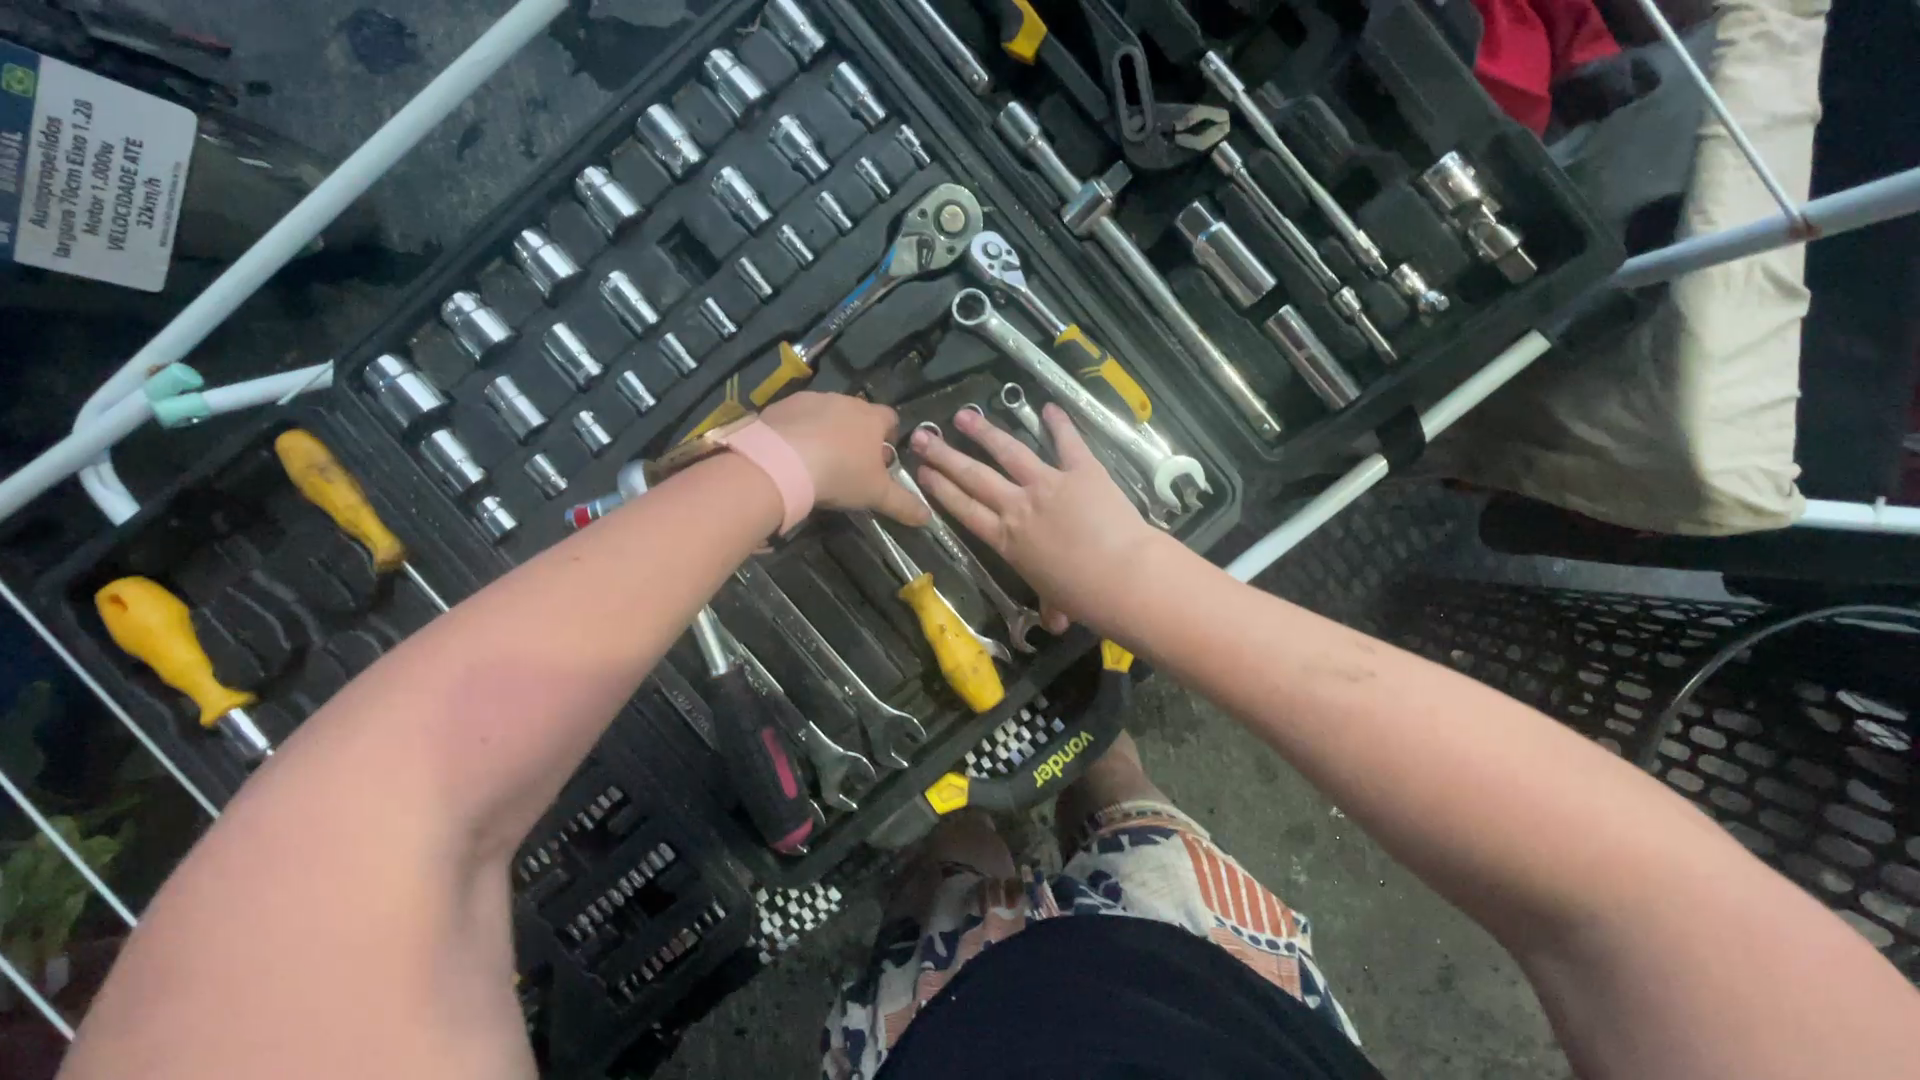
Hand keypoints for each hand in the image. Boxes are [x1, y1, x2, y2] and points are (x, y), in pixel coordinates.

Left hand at [760, 393, 928, 526]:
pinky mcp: (784, 405)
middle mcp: (845, 402)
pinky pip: (798, 417)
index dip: (890, 435)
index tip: (884, 456)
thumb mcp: (876, 494)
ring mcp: (813, 400)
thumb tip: (928, 516)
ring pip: (827, 414)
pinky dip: (799, 431)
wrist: (782, 460)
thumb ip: (904, 504)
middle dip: (857, 435)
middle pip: (858, 415)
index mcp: (873, 419)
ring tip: (819, 459)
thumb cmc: (841, 473)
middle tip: (851, 464)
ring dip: (827, 431)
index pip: (891, 418)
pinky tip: (793, 454)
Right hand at [910, 405, 1162, 634]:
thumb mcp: (1057, 600)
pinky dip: (1058, 423)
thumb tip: (1056, 622)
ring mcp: (1048, 484)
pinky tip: (1048, 406)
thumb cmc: (1084, 596)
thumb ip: (1051, 604)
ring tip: (964, 416)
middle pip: (973, 477)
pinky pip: (1067, 441)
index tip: (923, 473)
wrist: (1121, 575)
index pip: (965, 510)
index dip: (941, 490)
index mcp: (1007, 540)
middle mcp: (1019, 507)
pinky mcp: (1081, 470)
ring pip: (1008, 451)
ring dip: (984, 432)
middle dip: (944, 456)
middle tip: (922, 439)